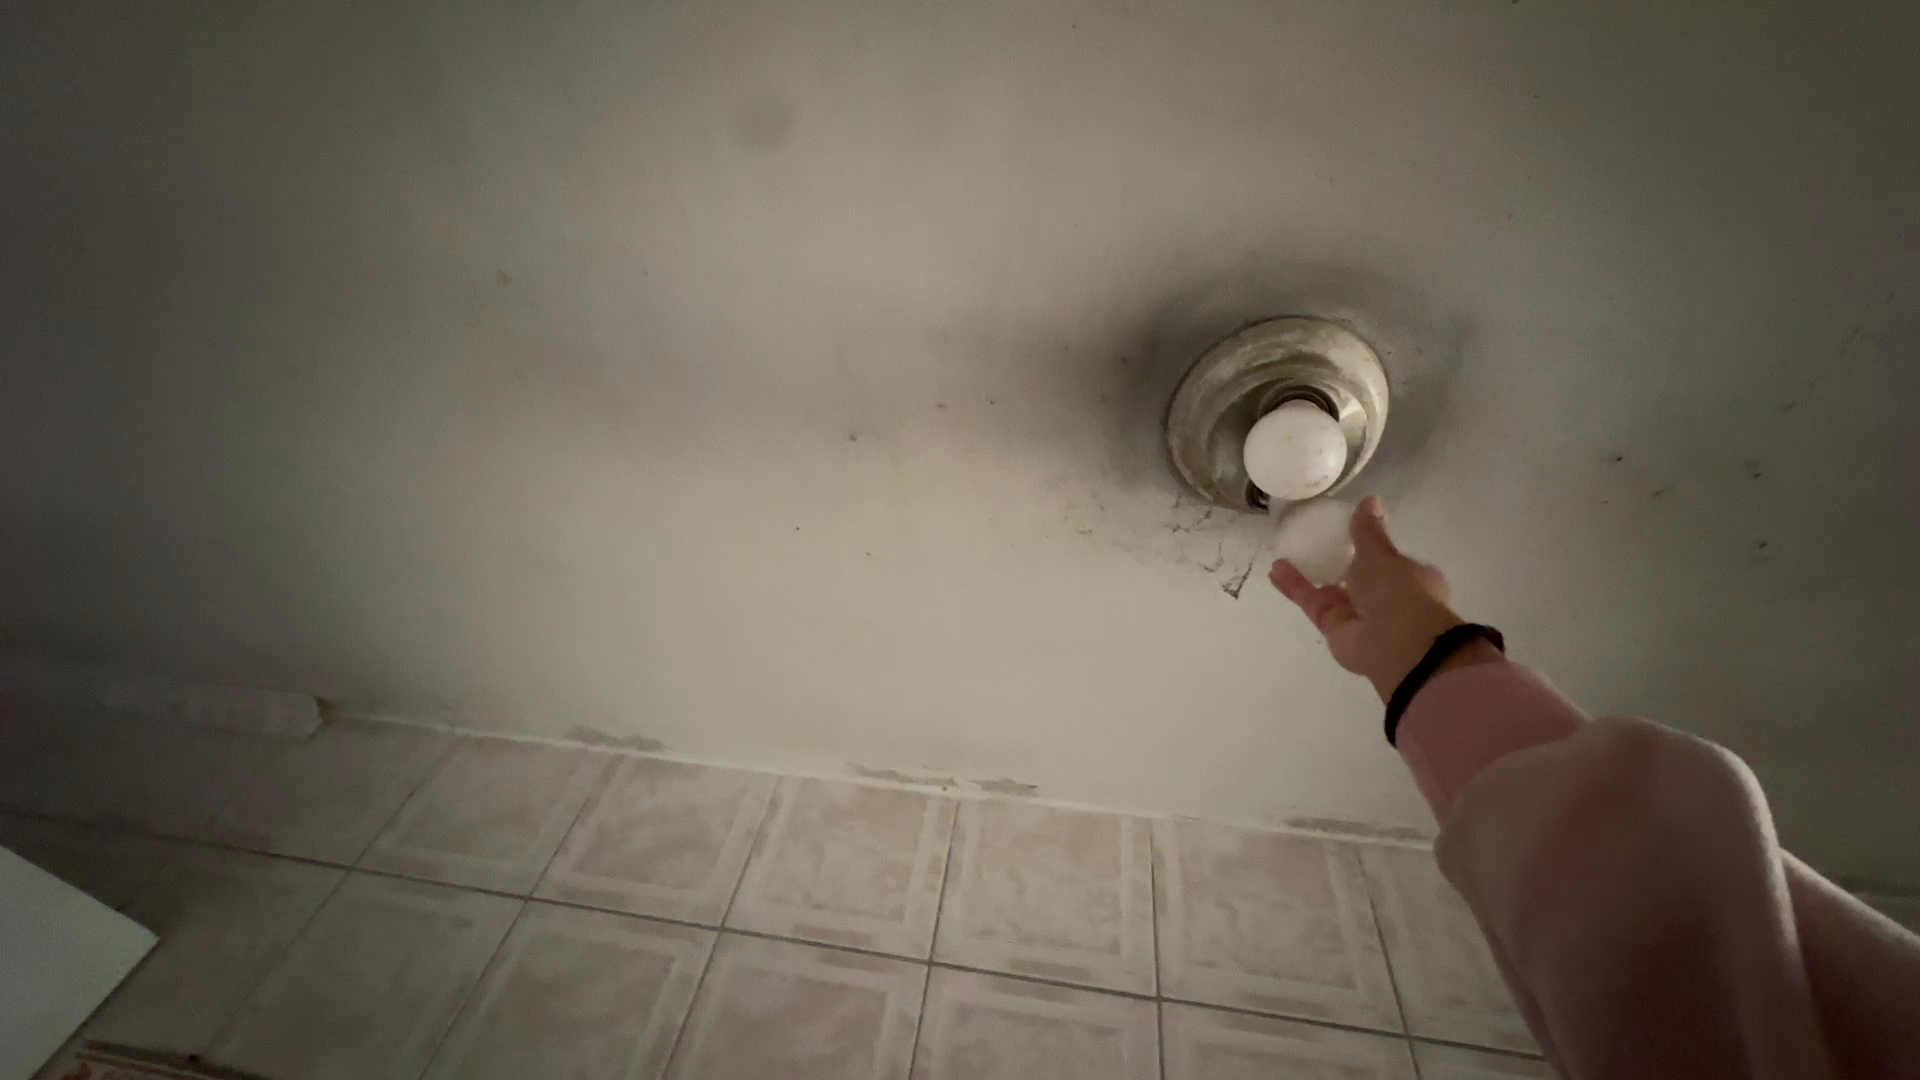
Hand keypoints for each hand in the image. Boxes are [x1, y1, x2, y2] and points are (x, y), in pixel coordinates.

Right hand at [1269, 496, 1498, 701]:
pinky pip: (1311, 601)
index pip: (1387, 559)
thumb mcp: (1382, 554)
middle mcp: (1384, 596)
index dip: (1369, 547)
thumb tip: (1369, 499)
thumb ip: (1368, 531)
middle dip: (1336, 560)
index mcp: (1408, 577)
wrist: (1398, 645)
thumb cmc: (1400, 591)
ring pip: (1329, 588)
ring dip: (1310, 571)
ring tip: (1286, 551)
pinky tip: (1275, 569)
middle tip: (1311, 540)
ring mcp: (1357, 613)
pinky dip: (1295, 586)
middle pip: (1355, 576)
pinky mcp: (1332, 625)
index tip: (1348, 531)